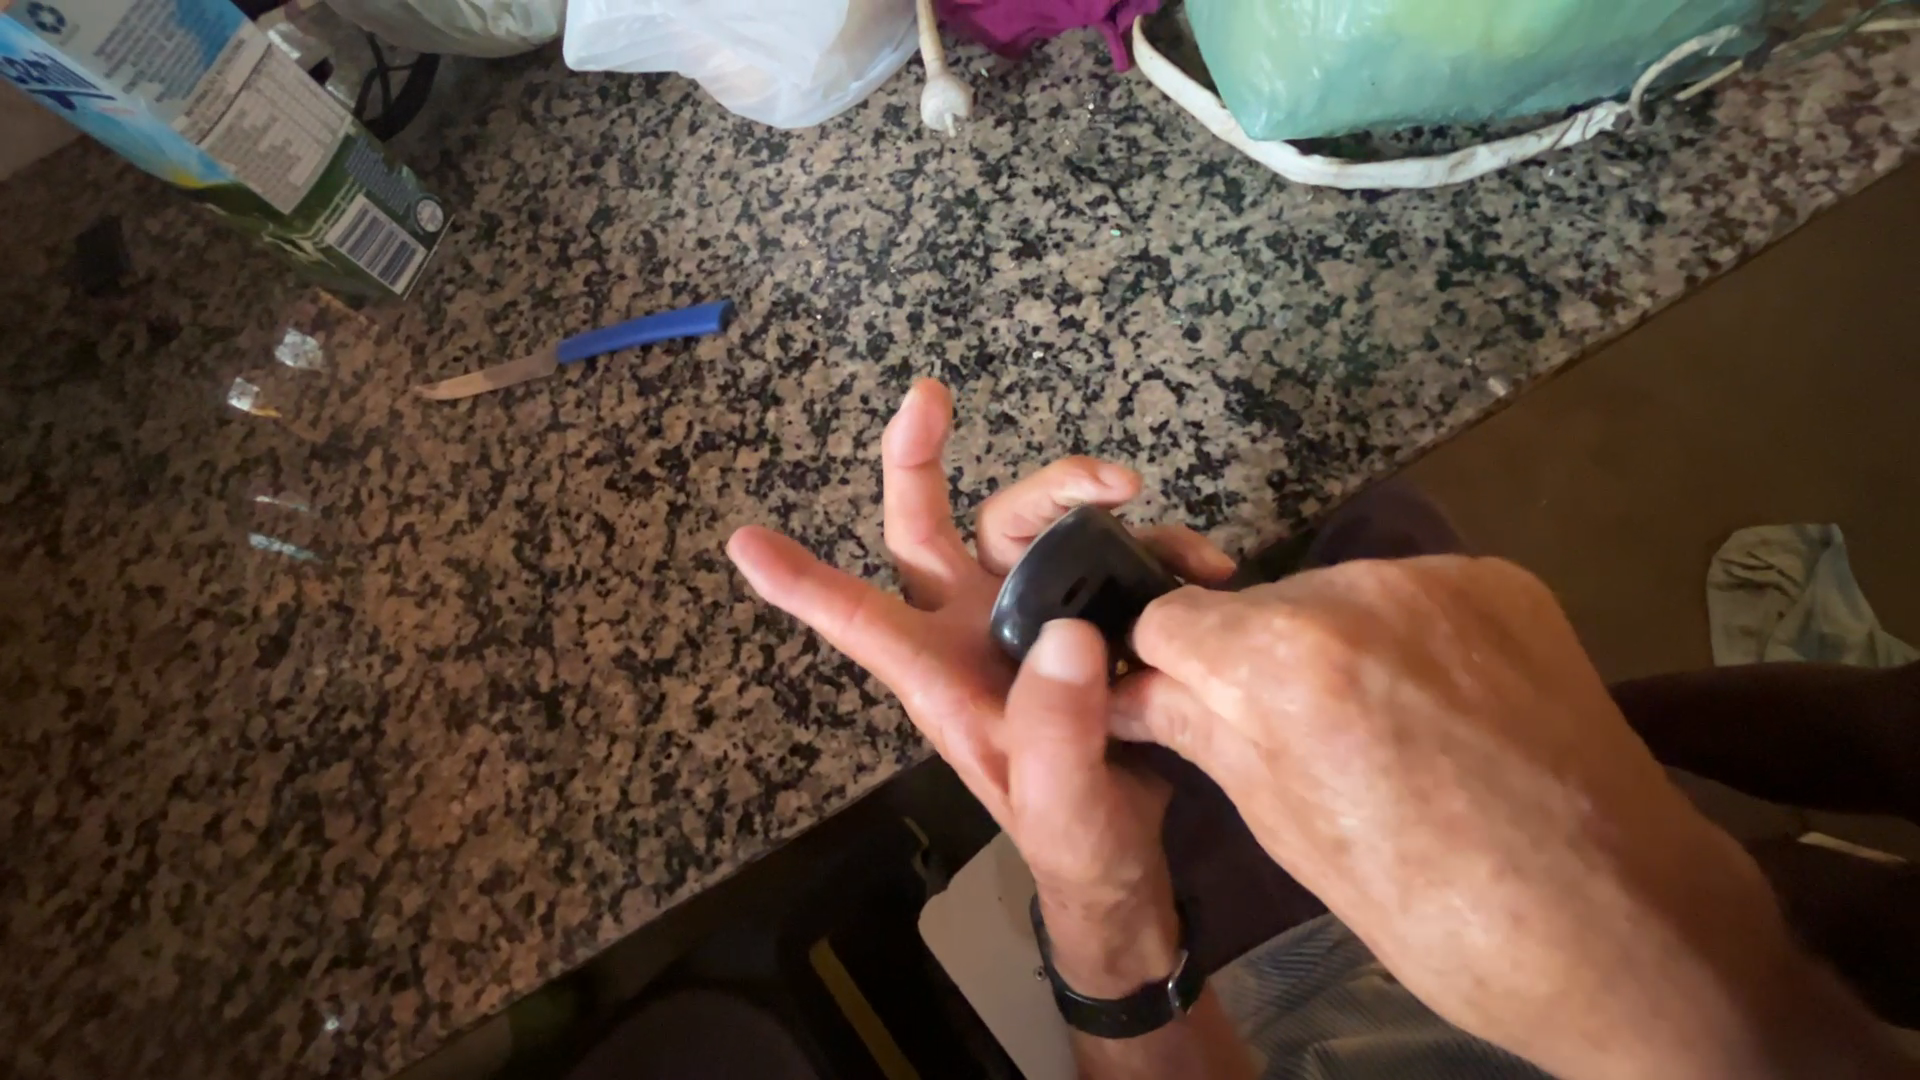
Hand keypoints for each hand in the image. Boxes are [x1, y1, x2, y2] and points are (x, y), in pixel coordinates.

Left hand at [726, 379, 1231, 936]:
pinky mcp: (1087, 605)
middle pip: (930, 529)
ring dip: (1071, 491)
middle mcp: (971, 626)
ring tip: (1129, 487)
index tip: (744, 542)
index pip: (859, 619)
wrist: (1126, 845)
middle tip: (929, 394)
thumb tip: (1065, 636)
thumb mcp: (1060, 802)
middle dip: (918, 459)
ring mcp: (1028, 610)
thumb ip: (1057, 735)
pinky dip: (1151, 542)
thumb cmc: (1072, 836)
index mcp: (937, 673)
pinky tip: (1203, 560)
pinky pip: (1106, 549)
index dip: (802, 582)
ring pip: (1026, 521)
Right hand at [1114, 557, 1895, 1079]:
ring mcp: (1433, 575)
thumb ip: (1190, 725)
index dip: (1168, 664)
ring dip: (1317, 643)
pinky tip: (1432, 698)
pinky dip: (1389, 634)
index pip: (1166, 615)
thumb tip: (1115, 689)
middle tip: (1292, 732)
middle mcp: (1352, 588)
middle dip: (1244, 657)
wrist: (1631, 929)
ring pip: (1318, 594)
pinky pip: (1396, 593)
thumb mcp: (1279, 822)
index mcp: (1283, 660)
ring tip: (1372, 719)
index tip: (1191, 703)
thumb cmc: (1426, 907)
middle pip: (1245, 604)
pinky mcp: (1496, 576)